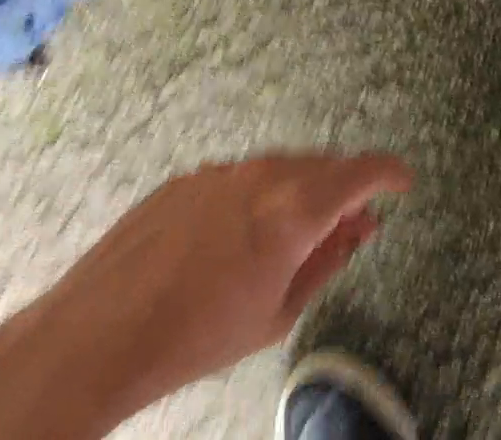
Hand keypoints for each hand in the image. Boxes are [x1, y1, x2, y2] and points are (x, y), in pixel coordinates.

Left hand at [0, 154, 413, 439]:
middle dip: (346, 189)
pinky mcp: (186, 179)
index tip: (403, 183)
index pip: (363, 170)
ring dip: (302, 189)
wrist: (96, 335)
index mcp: (297, 208)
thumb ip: (328, 260)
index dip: (391, 173)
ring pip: (282, 167)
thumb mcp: (279, 312)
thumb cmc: (197, 335)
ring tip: (294, 233)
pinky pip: (240, 177)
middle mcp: (264, 175)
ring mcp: (220, 172)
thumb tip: (360, 228)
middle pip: (324, 165)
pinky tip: (237, 237)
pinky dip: (258, 195)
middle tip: (351, 226)